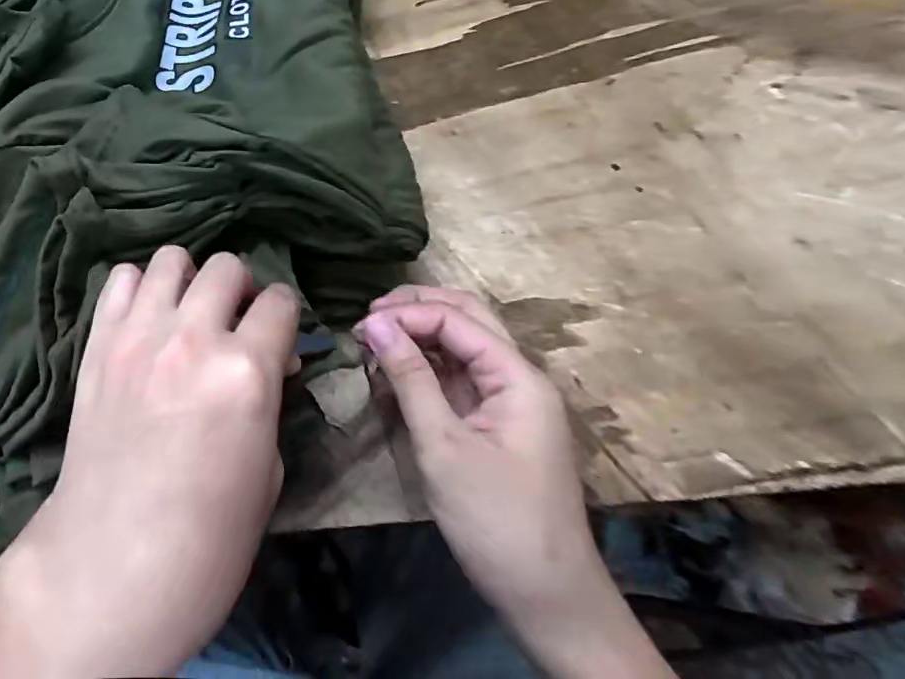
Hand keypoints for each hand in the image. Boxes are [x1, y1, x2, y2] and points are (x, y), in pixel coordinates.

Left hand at [0, 247, 297, 678]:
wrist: (114, 557)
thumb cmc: (209, 537)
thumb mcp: (268, 469)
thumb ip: (267, 399)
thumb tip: (267, 363)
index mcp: (247, 371)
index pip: (280, 302)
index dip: (286, 316)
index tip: (279, 334)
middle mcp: (192, 336)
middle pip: (226, 267)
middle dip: (241, 289)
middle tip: (235, 321)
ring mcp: (137, 333)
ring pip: (170, 259)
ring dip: (189, 279)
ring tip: (188, 311)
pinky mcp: (98, 341)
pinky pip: (119, 280)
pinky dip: (138, 288)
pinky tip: (145, 317)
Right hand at [359, 287, 672, 678]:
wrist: (546, 596)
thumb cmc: (494, 518)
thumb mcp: (443, 444)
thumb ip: (410, 377)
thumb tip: (373, 322)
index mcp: (518, 378)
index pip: (456, 319)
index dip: (405, 314)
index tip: (357, 327)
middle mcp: (519, 378)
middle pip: (467, 317)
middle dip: (415, 308)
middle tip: (366, 318)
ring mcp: (509, 399)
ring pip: (463, 341)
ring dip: (419, 331)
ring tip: (374, 340)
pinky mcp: (495, 420)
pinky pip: (458, 372)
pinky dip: (424, 362)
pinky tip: (394, 370)